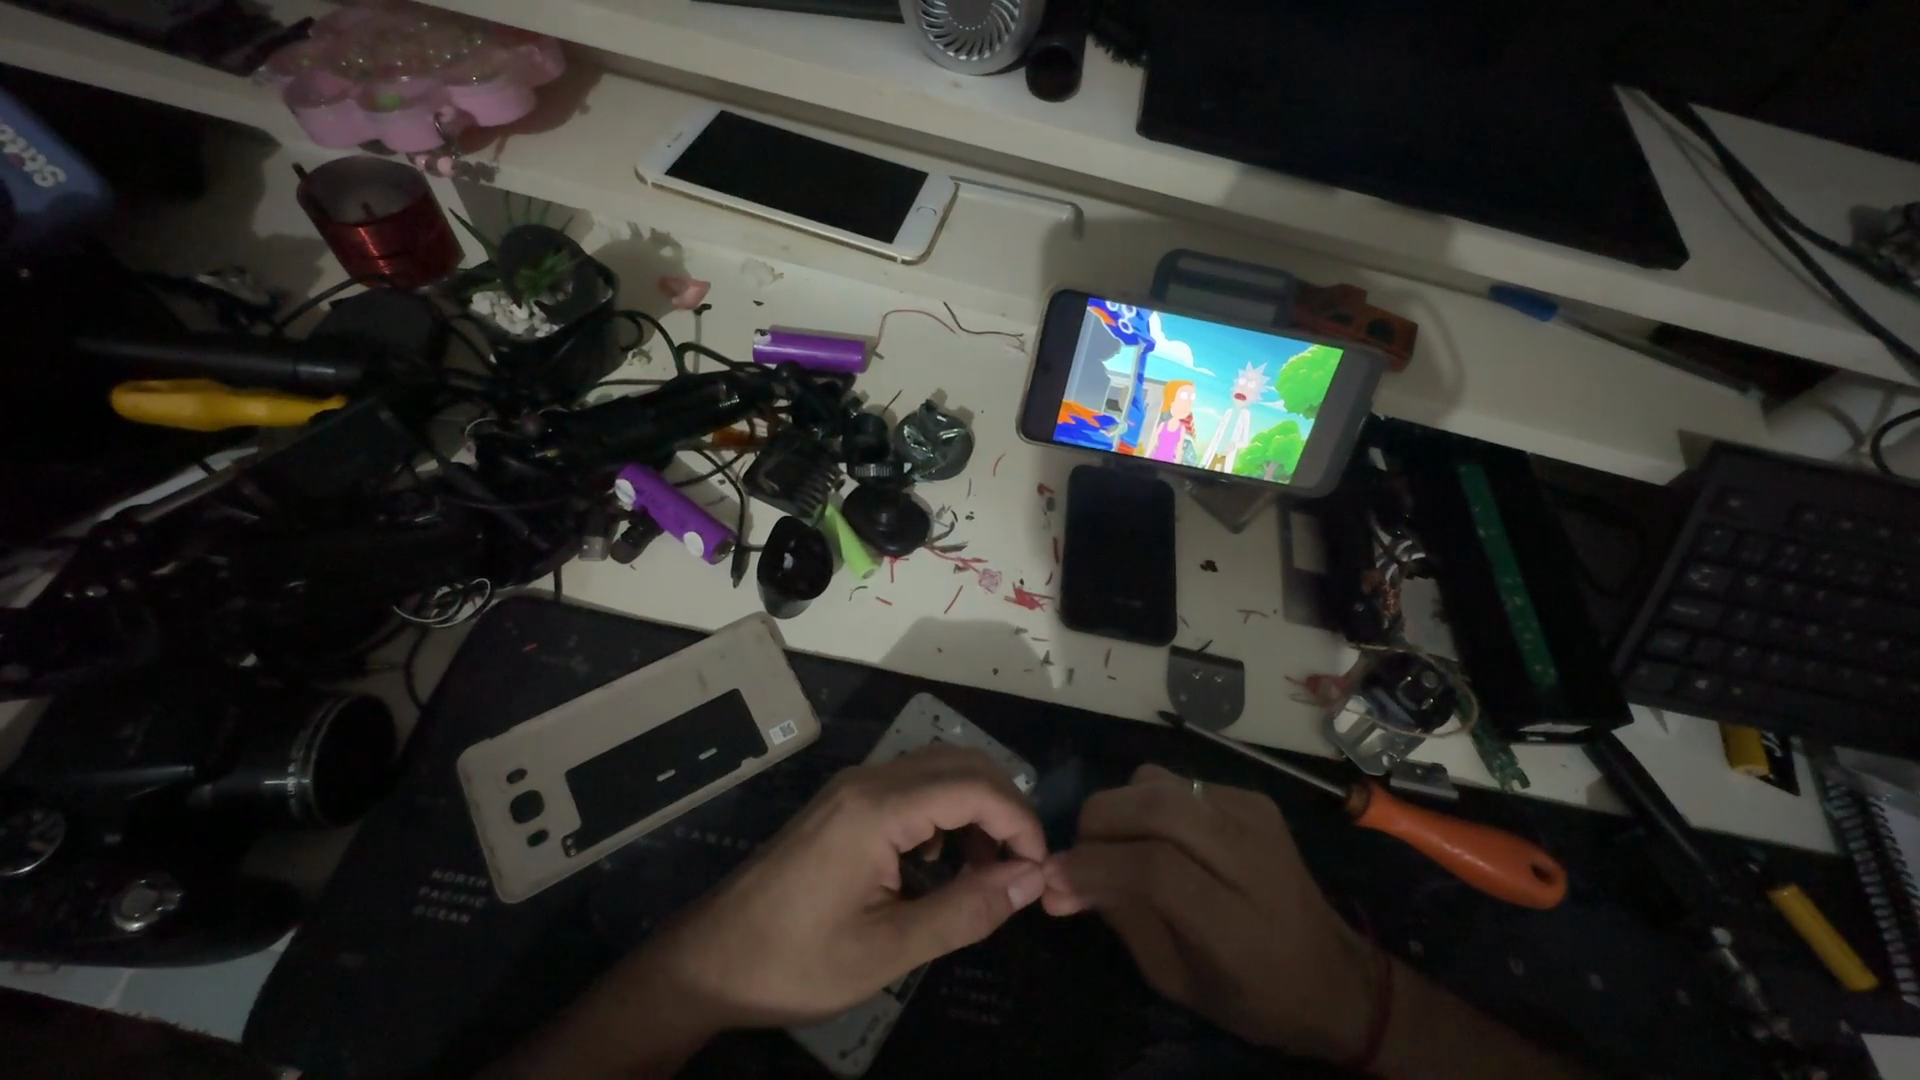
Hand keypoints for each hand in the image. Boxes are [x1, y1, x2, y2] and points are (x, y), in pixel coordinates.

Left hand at [613, 742, 1048, 1033]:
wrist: (707, 961)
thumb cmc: (795, 963)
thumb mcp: (888, 949)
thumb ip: (966, 909)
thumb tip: (1031, 879)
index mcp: (878, 809)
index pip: (975, 787)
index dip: (1020, 821)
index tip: (1039, 871)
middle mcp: (868, 780)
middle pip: (961, 763)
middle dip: (1004, 806)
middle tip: (1020, 867)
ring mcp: (853, 787)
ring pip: (938, 768)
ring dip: (975, 806)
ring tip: (986, 868)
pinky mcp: (844, 802)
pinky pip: (912, 785)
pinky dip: (945, 810)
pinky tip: (941, 861)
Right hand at [1040, 764, 1375, 1060]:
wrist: (1335, 975)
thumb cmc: (1250, 995)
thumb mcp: (1176, 980)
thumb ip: (1117, 918)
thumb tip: (1053, 882)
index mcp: (1238, 922)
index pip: (1154, 869)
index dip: (1094, 865)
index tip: (1052, 876)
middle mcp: (1250, 856)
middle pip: (1156, 807)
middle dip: (1098, 822)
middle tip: (1075, 851)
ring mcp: (1254, 817)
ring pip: (1160, 782)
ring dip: (1120, 807)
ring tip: (1113, 844)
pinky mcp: (1253, 798)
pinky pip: (1178, 782)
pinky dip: (1147, 802)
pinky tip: (1154, 837)